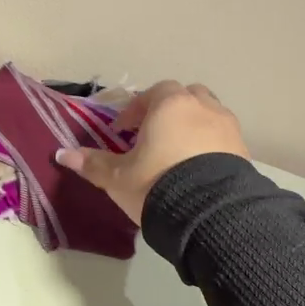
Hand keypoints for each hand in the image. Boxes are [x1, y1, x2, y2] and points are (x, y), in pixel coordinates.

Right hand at [55, 80, 249, 222]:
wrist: (208, 213)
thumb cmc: (156, 184)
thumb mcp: (117, 177)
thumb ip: (92, 163)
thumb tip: (62, 154)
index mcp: (170, 106)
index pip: (153, 93)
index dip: (135, 109)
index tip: (122, 131)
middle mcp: (203, 108)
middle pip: (185, 97)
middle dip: (168, 111)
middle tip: (152, 135)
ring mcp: (227, 128)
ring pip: (207, 115)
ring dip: (191, 126)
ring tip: (175, 152)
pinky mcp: (242, 150)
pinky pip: (221, 138)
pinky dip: (208, 145)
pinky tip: (195, 168)